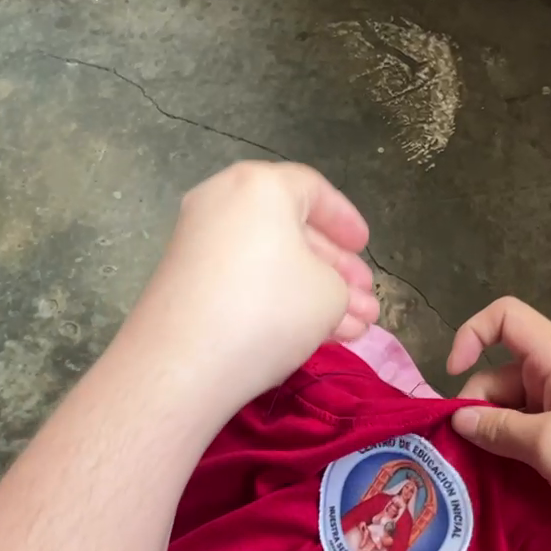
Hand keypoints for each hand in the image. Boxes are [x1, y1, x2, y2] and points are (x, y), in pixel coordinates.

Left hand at [117, 162, 377, 405]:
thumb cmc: (270, 309)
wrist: (185, 363)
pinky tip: (316, 336)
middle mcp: (223, 205)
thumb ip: (339, 287)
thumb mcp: (330, 294)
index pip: (313, 190)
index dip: (346, 220)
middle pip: (292, 232)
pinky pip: (247, 284)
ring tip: (354, 330)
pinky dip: (282, 304)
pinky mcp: (188, 286)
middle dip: (336, 271)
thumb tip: (330, 296)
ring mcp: (199, 247)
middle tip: (365, 299)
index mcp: (260, 188)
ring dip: (317, 295)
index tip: (364, 246)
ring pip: (273, 265)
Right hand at [447, 297, 550, 546]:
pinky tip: (492, 487)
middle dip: (473, 408)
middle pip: (498, 377)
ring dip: (489, 440)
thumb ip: (499, 429)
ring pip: (511, 417)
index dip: (471, 334)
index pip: (506, 319)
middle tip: (457, 452)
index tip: (451, 376)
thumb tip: (459, 420)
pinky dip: (510, 460)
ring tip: (468, 475)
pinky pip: (529, 445)